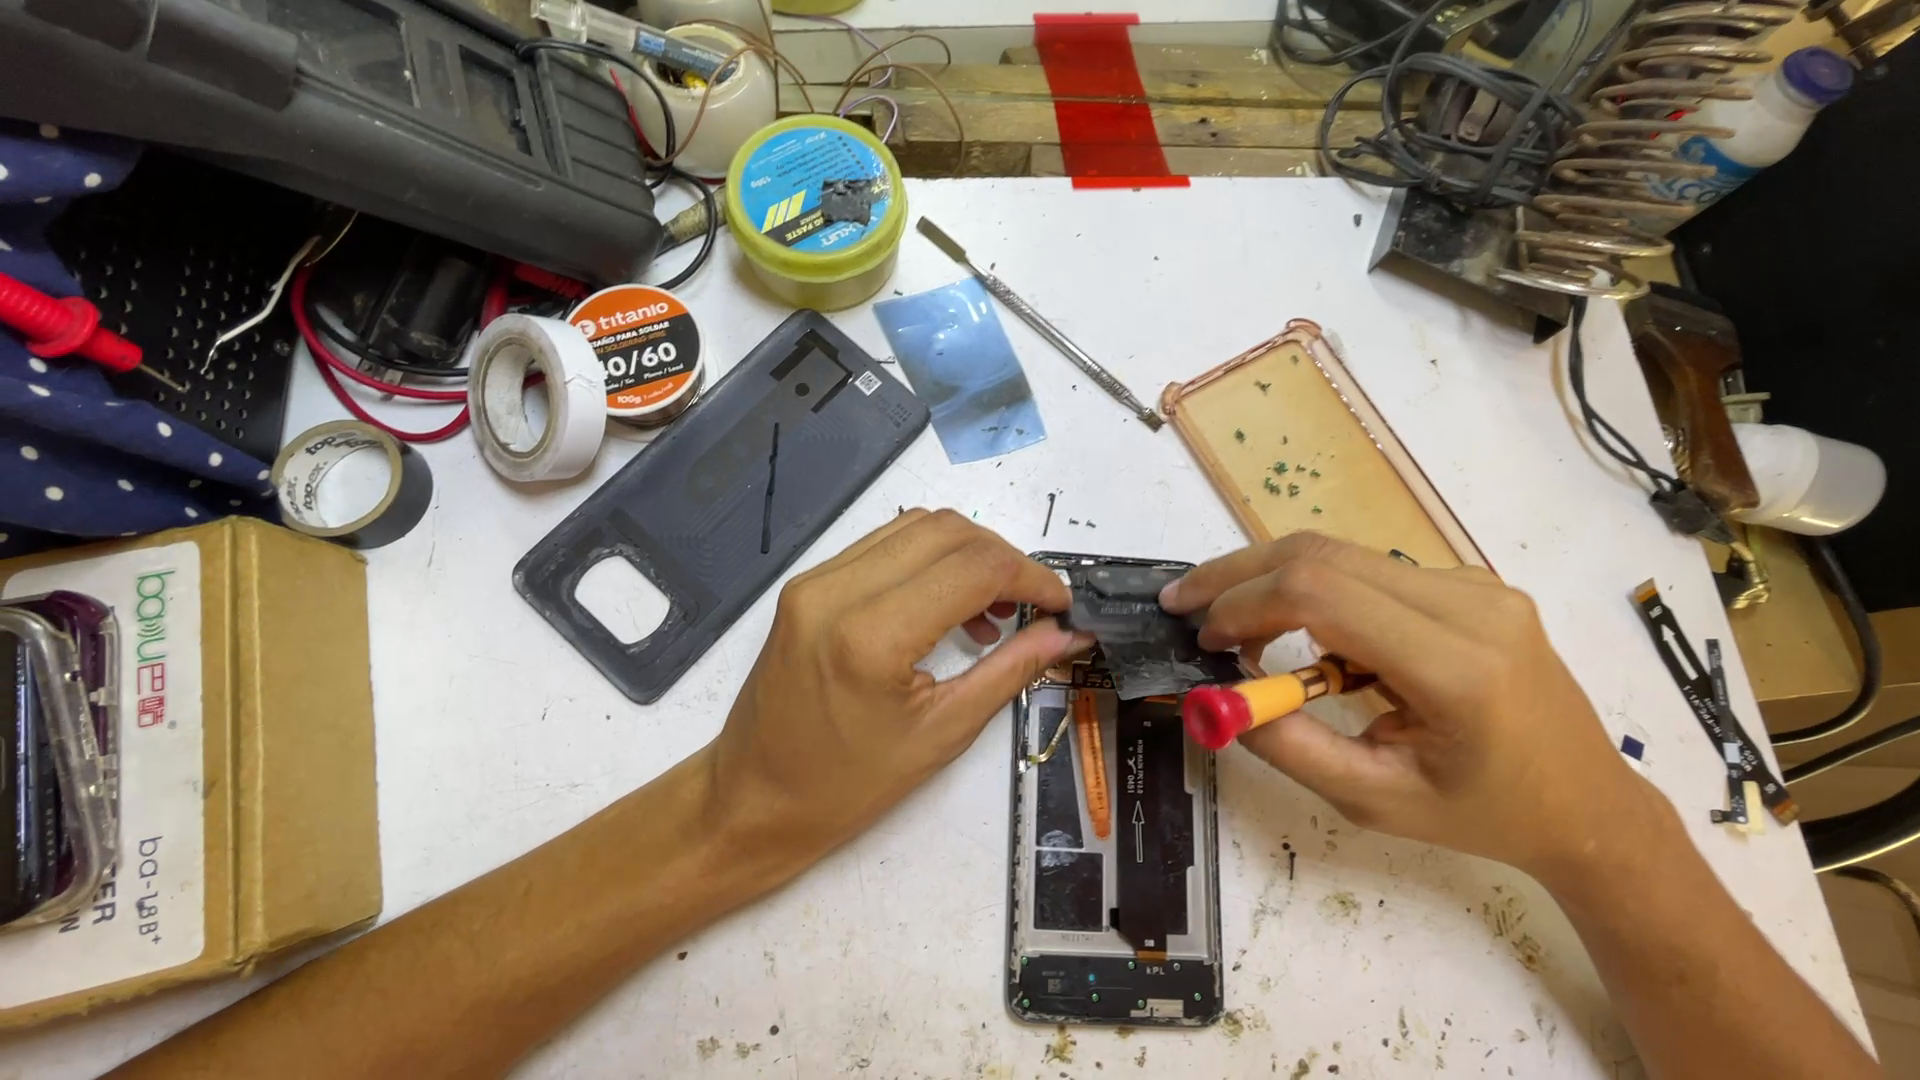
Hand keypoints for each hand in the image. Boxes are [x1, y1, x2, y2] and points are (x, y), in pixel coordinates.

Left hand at [710, 509, 1090, 869]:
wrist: (753, 798)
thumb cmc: (848, 786)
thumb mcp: (942, 734)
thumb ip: (1011, 671)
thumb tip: (1069, 634)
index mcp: (871, 635)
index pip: (974, 568)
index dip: (1031, 577)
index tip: (1061, 603)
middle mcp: (837, 589)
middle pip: (948, 531)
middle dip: (1004, 559)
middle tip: (1031, 607)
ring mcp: (815, 580)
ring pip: (916, 527)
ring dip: (967, 555)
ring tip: (991, 613)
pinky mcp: (807, 584)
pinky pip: (884, 547)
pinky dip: (929, 561)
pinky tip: (947, 607)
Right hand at [1159, 532, 1654, 881]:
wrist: (1587, 804)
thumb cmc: (1482, 815)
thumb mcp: (1373, 800)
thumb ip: (1288, 746)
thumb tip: (1215, 698)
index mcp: (1456, 667)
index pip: (1320, 594)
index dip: (1244, 604)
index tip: (1204, 640)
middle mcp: (1471, 605)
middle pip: (1320, 553)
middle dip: (1237, 574)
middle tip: (1183, 602)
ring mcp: (1476, 586)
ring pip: (1339, 552)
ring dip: (1269, 579)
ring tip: (1233, 626)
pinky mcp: (1471, 584)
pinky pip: (1367, 570)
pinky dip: (1311, 591)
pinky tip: (1301, 634)